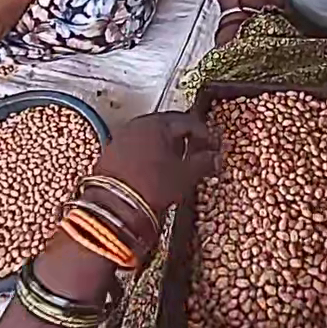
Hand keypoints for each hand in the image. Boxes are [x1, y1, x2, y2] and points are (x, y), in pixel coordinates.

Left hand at [90, 112, 219, 251]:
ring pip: (150, 136)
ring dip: (165, 146)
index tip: (212, 145)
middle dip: (184, 138)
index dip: (203, 133)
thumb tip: (215, 158)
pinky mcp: (111, 153)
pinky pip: (136, 147)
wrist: (114, 206)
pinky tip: (155, 169)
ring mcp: (121, 138)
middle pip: (167, 126)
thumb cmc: (151, 185)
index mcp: (158, 124)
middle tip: (197, 151)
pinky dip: (149, 154)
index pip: (187, 121)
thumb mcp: (184, 174)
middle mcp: (137, 125)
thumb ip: (203, 162)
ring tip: (177, 162)